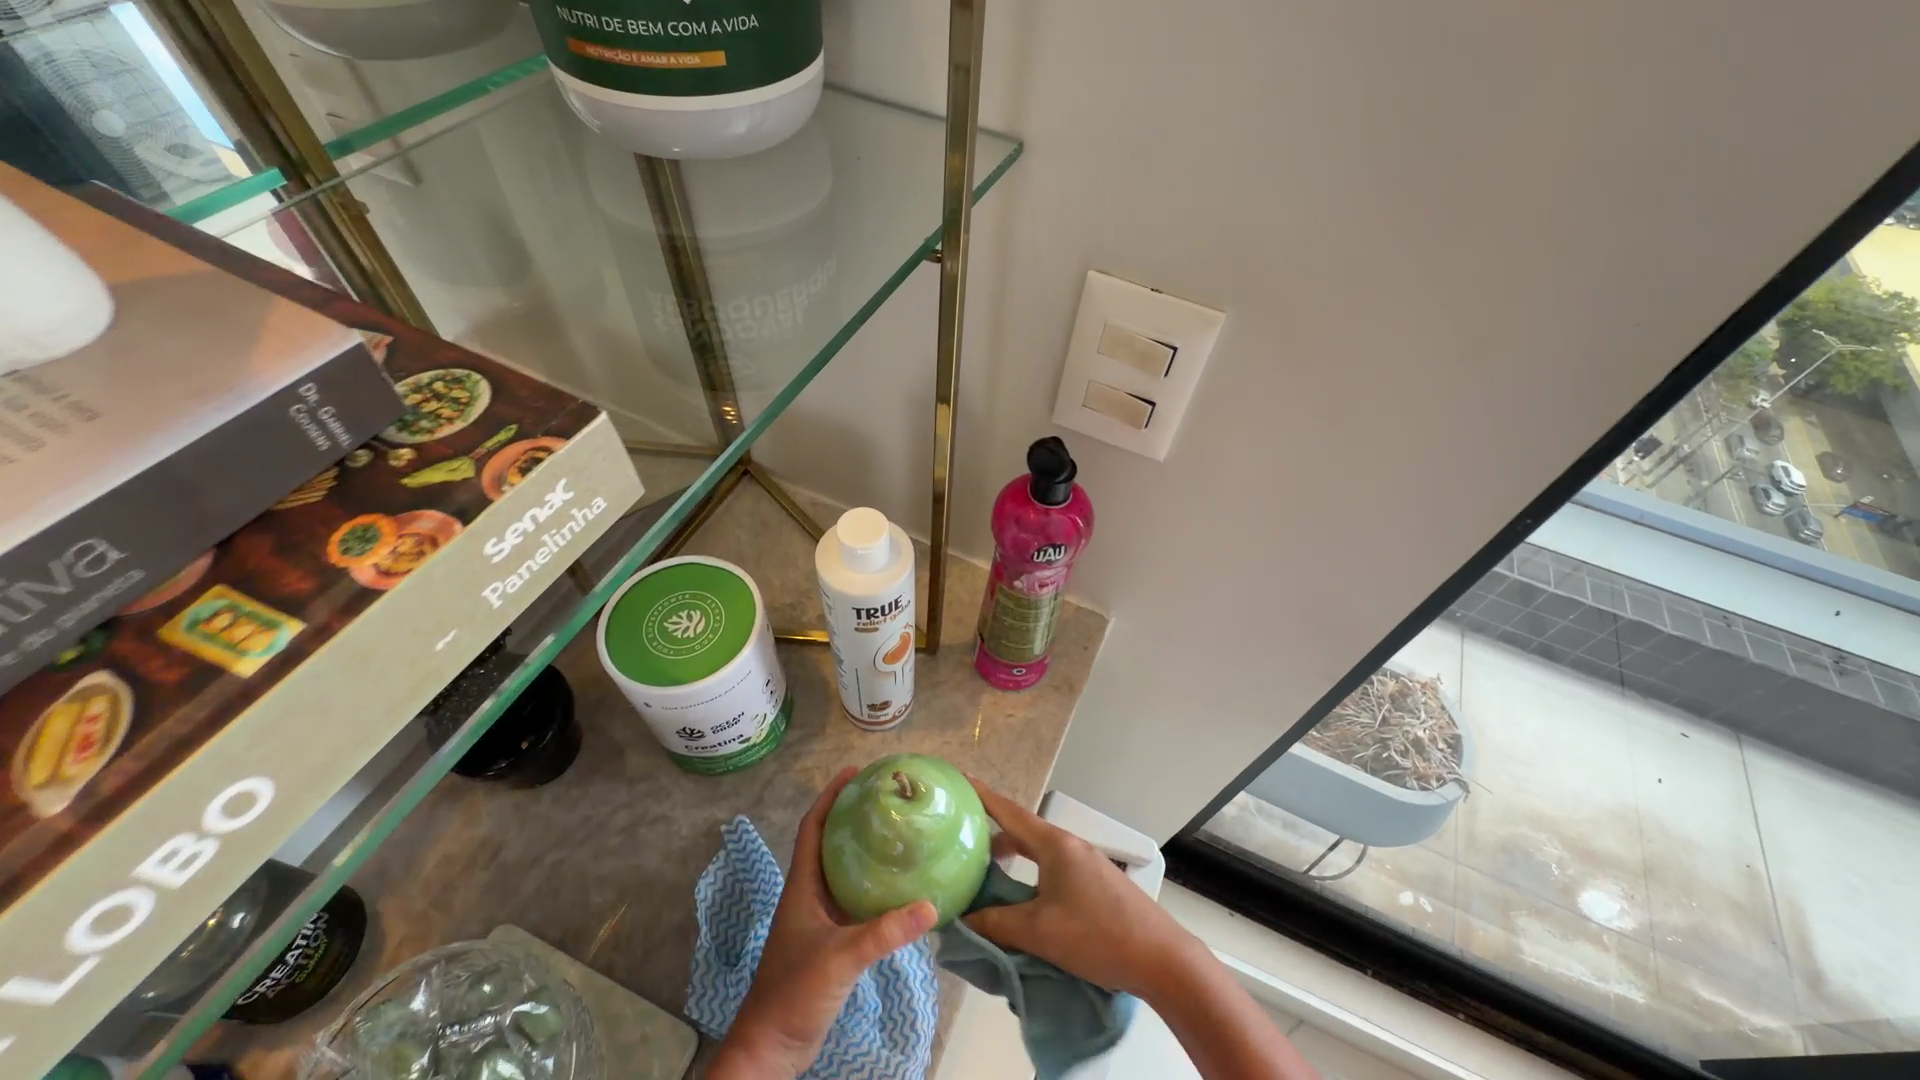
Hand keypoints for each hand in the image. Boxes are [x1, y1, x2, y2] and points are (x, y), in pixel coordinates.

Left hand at [709, 767, 938, 1079]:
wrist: (773, 1044)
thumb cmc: (794, 991)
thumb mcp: (840, 957)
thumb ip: (883, 932)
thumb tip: (931, 905)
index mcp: (802, 887)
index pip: (812, 827)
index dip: (830, 796)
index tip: (855, 772)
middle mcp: (810, 895)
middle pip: (830, 843)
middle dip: (853, 817)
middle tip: (887, 798)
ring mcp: (819, 920)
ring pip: (844, 872)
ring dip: (865, 852)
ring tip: (898, 834)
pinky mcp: (831, 942)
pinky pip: (856, 901)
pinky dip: (875, 888)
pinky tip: (901, 890)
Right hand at [962, 778, 1204, 998]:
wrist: (1162, 959)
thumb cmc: (1097, 935)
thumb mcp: (1039, 931)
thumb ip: (996, 922)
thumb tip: (962, 918)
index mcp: (1055, 845)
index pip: (1009, 812)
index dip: (981, 797)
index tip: (959, 782)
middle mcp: (1071, 847)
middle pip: (1022, 832)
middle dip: (991, 837)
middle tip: (961, 846)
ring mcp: (1087, 865)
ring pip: (1038, 854)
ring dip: (1012, 860)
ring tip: (986, 878)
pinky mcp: (1097, 886)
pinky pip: (1052, 871)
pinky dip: (1030, 877)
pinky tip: (1023, 902)